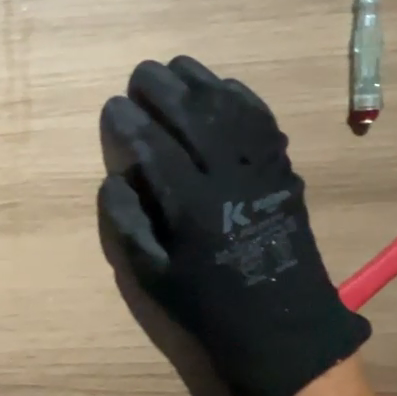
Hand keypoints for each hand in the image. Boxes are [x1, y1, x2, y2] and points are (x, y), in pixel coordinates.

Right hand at [99, 56, 369, 395]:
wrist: (282, 328)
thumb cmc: (207, 306)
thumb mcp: (151, 276)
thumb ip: (127, 223)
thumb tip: (114, 178)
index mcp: (192, 208)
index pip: (155, 148)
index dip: (130, 123)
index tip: (112, 106)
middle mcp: (229, 180)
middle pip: (195, 117)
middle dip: (164, 89)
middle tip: (139, 74)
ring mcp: (263, 172)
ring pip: (232, 112)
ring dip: (203, 83)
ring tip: (176, 67)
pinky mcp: (284, 173)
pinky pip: (264, 124)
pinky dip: (242, 99)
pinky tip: (224, 87)